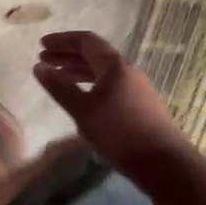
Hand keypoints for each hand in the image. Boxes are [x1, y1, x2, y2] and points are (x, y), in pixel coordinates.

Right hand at [34, 31, 186, 170]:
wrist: (165, 164)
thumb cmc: (120, 133)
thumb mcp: (82, 110)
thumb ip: (59, 87)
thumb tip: (39, 66)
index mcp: (114, 66)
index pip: (86, 41)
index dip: (62, 40)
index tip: (41, 45)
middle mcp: (127, 71)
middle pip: (94, 54)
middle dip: (68, 55)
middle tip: (44, 60)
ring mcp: (137, 88)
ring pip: (102, 70)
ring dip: (78, 70)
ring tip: (58, 77)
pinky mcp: (141, 104)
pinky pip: (110, 84)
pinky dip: (91, 83)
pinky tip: (83, 97)